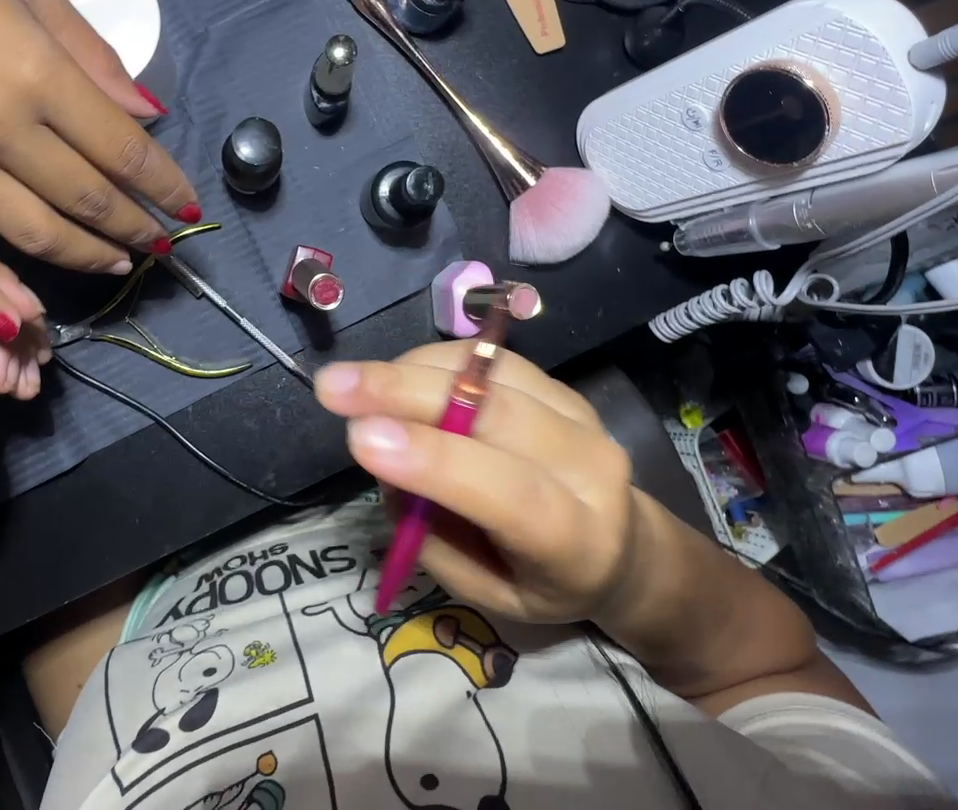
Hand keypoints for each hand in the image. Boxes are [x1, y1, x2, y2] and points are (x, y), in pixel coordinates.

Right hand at [0, 0, 200, 340]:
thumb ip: (97, 62)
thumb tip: (148, 115)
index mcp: (35, 76)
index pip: (123, 152)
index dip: (164, 186)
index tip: (188, 206)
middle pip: (85, 199)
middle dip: (135, 226)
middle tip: (163, 242)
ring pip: (30, 232)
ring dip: (84, 256)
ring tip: (119, 264)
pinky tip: (16, 319)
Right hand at [314, 343, 636, 625]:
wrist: (625, 548)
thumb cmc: (544, 583)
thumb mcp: (488, 596)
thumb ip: (435, 537)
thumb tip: (385, 460)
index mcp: (579, 542)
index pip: (512, 493)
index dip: (436, 462)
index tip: (360, 438)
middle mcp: (591, 468)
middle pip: (499, 412)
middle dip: (406, 393)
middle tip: (332, 386)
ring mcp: (581, 416)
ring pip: (491, 373)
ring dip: (412, 370)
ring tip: (352, 383)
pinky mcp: (562, 387)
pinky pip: (491, 360)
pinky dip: (434, 362)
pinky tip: (396, 377)